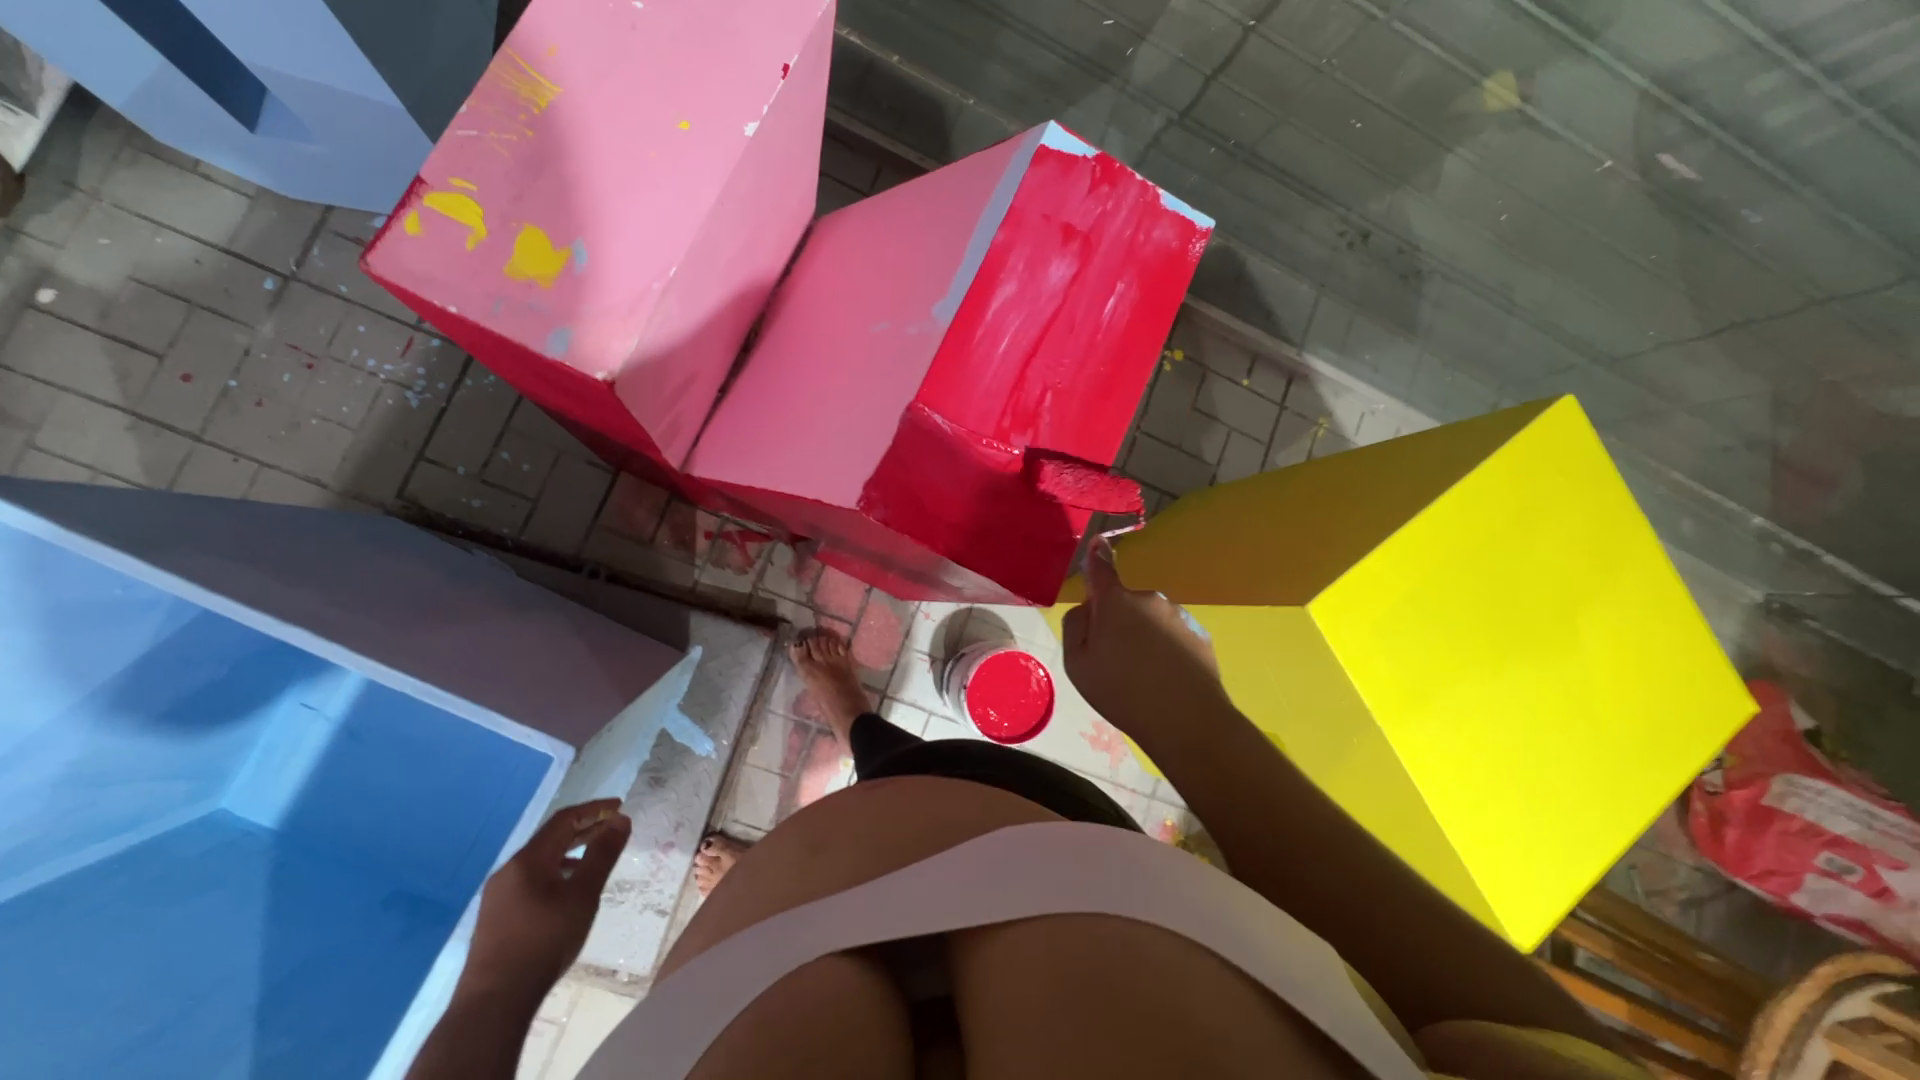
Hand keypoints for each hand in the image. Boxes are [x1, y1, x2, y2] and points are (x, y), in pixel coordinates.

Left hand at [460, 798, 630, 1009]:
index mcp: (527, 860)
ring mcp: (498, 895)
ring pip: (539, 861)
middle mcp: (508, 871)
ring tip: (595, 859)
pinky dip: (555, 874)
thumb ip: (602, 855)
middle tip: (613, 828)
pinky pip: (531, 881)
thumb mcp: (583, 896)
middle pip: (549, 839)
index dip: (593, 810)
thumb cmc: (545, 941)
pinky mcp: (496, 916)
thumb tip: (619, 820)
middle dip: (583, 830)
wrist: (494, 1000)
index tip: (619, 807)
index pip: (563, 820)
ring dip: (570, 853)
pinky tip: (567, 893)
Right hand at [1061, 537, 1229, 741]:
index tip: (1098, 544)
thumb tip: (1089, 606)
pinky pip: (1173, 638)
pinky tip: (1166, 682)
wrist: (1187, 719)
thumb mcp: (1077, 664)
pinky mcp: (1200, 636)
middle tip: (1113, 663)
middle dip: (1118, 623)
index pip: (1102, 569)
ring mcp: (1179, 616)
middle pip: (1126, 605)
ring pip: (1151, 623)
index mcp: (1115, 602)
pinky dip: (1166, 653)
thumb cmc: (1122, 690)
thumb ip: (1076, 625)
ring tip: (1142, 680)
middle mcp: (1150, 599)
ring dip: (1144, 640)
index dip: (1097, 557)